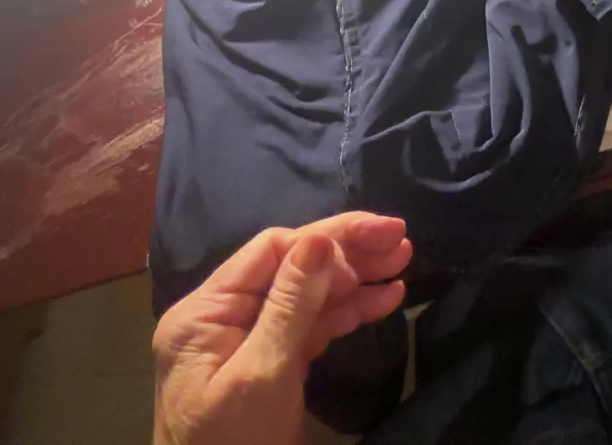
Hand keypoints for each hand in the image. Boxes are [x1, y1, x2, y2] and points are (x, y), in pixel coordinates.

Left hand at [152, 213, 412, 444]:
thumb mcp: (262, 375)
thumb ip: (291, 305)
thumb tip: (322, 240)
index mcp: (206, 311)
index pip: (273, 250)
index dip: (324, 243)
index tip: (369, 254)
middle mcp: (227, 314)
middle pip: (297, 262)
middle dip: (350, 249)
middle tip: (400, 237)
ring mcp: (252, 335)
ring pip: (313, 289)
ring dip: (360, 275)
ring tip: (404, 258)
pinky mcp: (276, 358)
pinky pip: (318, 320)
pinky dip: (354, 307)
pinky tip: (389, 297)